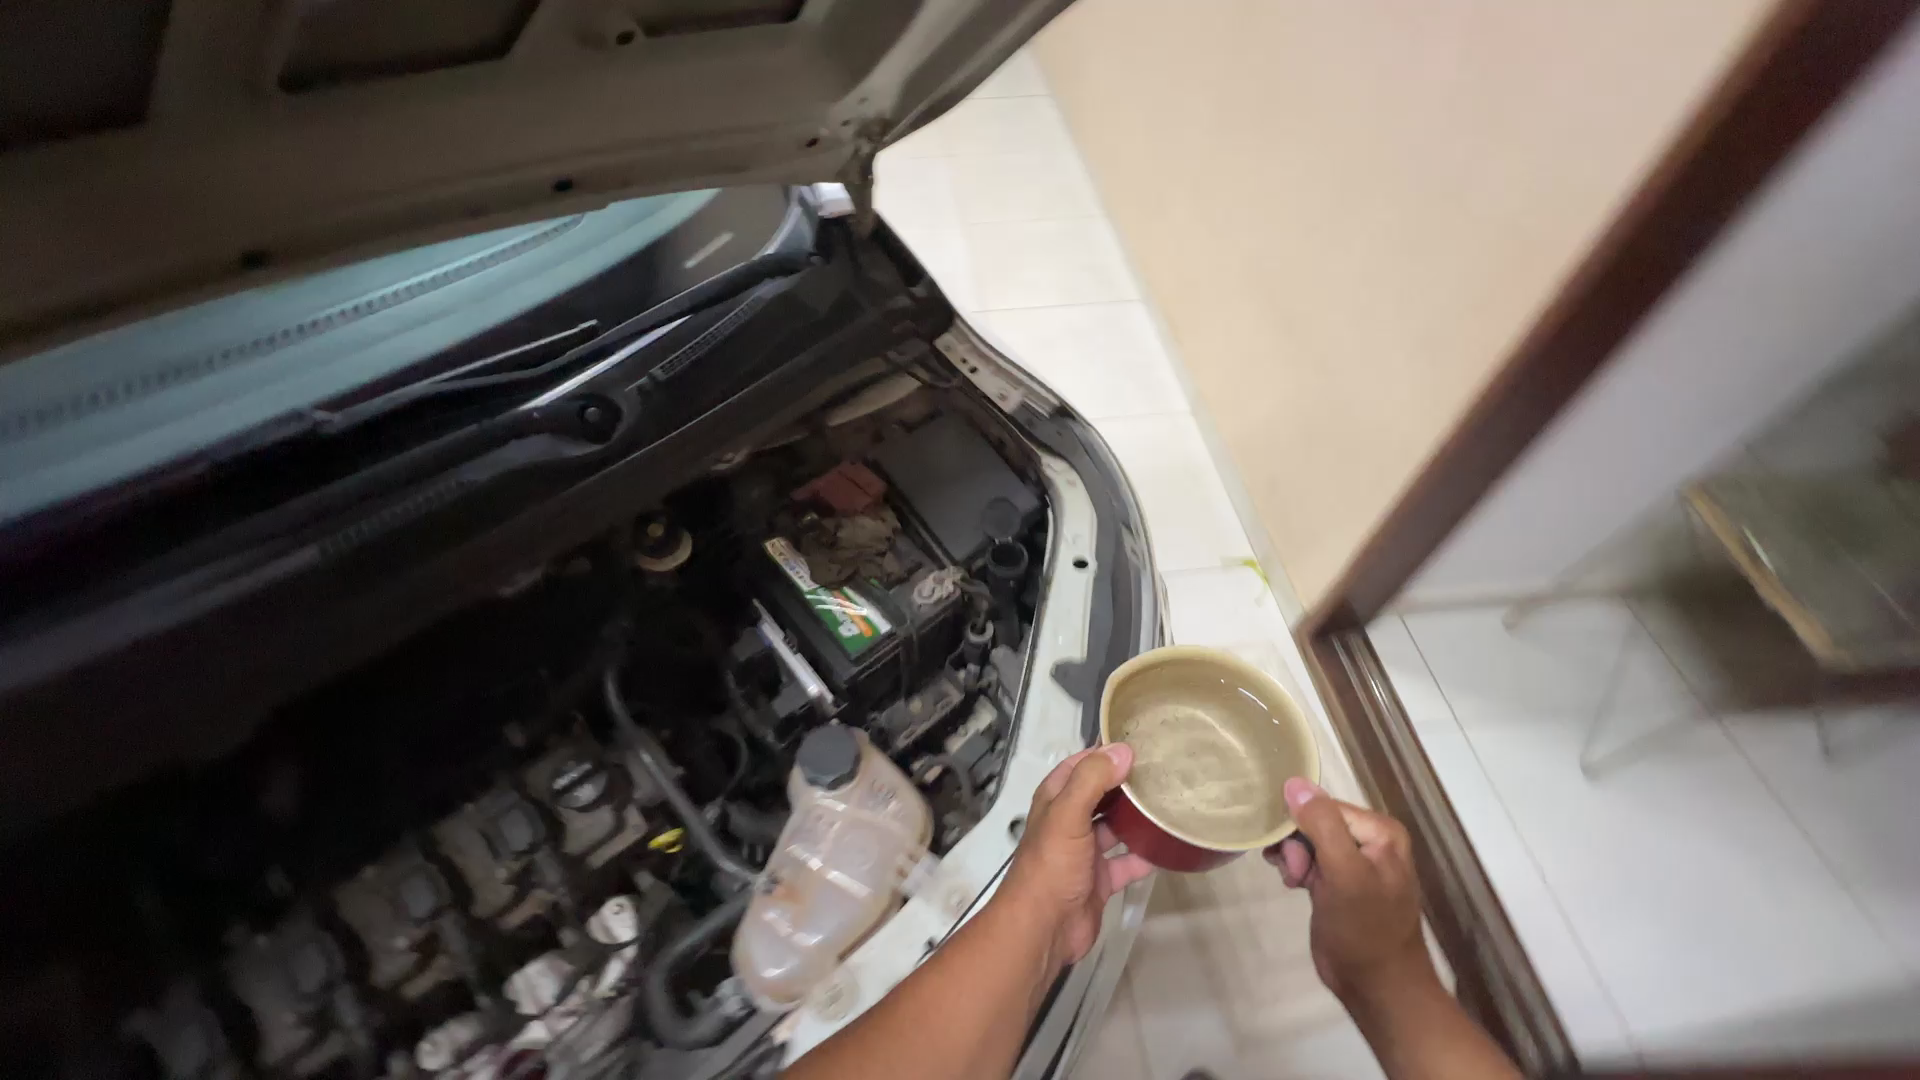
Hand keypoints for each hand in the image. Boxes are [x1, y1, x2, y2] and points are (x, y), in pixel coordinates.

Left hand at [994, 744, 1154, 968]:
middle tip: (1165, 771)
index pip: (1082, 764)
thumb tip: (1123, 750)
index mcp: (1056, 798)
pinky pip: (1127, 862)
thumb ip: (1092, 780)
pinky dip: (1144, 855)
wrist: (1044, 928)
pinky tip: (1167, 846)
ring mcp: (1085, 851)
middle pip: (1102, 793)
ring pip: (1115, 826)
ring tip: (1170, 802)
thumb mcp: (1068, 814)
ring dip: (1137, 817)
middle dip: (1127, 783)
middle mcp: (1070, 820)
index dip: (1106, 752)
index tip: (1141, 742)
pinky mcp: (1101, 879)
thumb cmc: (1051, 864)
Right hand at [1266, 777, 1433, 1004]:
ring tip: (1293, 881)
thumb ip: (1322, 825)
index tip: (1293, 857)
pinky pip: (1309, 859)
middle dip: (1295, 844)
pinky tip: (1294, 885)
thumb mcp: (1344, 873)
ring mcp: (1355, 862)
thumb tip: (1294, 783)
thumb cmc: (1365, 930)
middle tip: (1293, 873)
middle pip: (1314, 821)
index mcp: (1380, 831)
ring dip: (1292, 857)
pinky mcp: (1340, 883)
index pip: (1324, 806)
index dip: (1301, 827)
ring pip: (1306, 839)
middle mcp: (1371, 840)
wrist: (1378, 988)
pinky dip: (1296, 868)